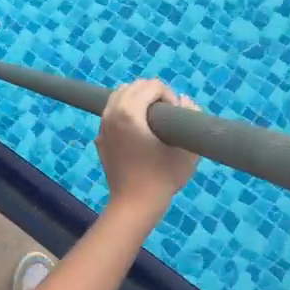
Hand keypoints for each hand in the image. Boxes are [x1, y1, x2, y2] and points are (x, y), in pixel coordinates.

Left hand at [95, 79, 199, 213]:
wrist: (134, 204)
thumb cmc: (162, 178)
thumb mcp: (187, 149)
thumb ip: (190, 117)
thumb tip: (184, 100)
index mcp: (129, 113)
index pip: (151, 85)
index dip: (169, 95)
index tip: (175, 116)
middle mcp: (111, 114)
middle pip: (133, 86)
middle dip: (152, 94)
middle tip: (166, 116)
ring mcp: (102, 126)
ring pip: (118, 97)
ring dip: (137, 101)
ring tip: (152, 122)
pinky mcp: (99, 139)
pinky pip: (111, 114)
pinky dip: (125, 114)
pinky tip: (137, 135)